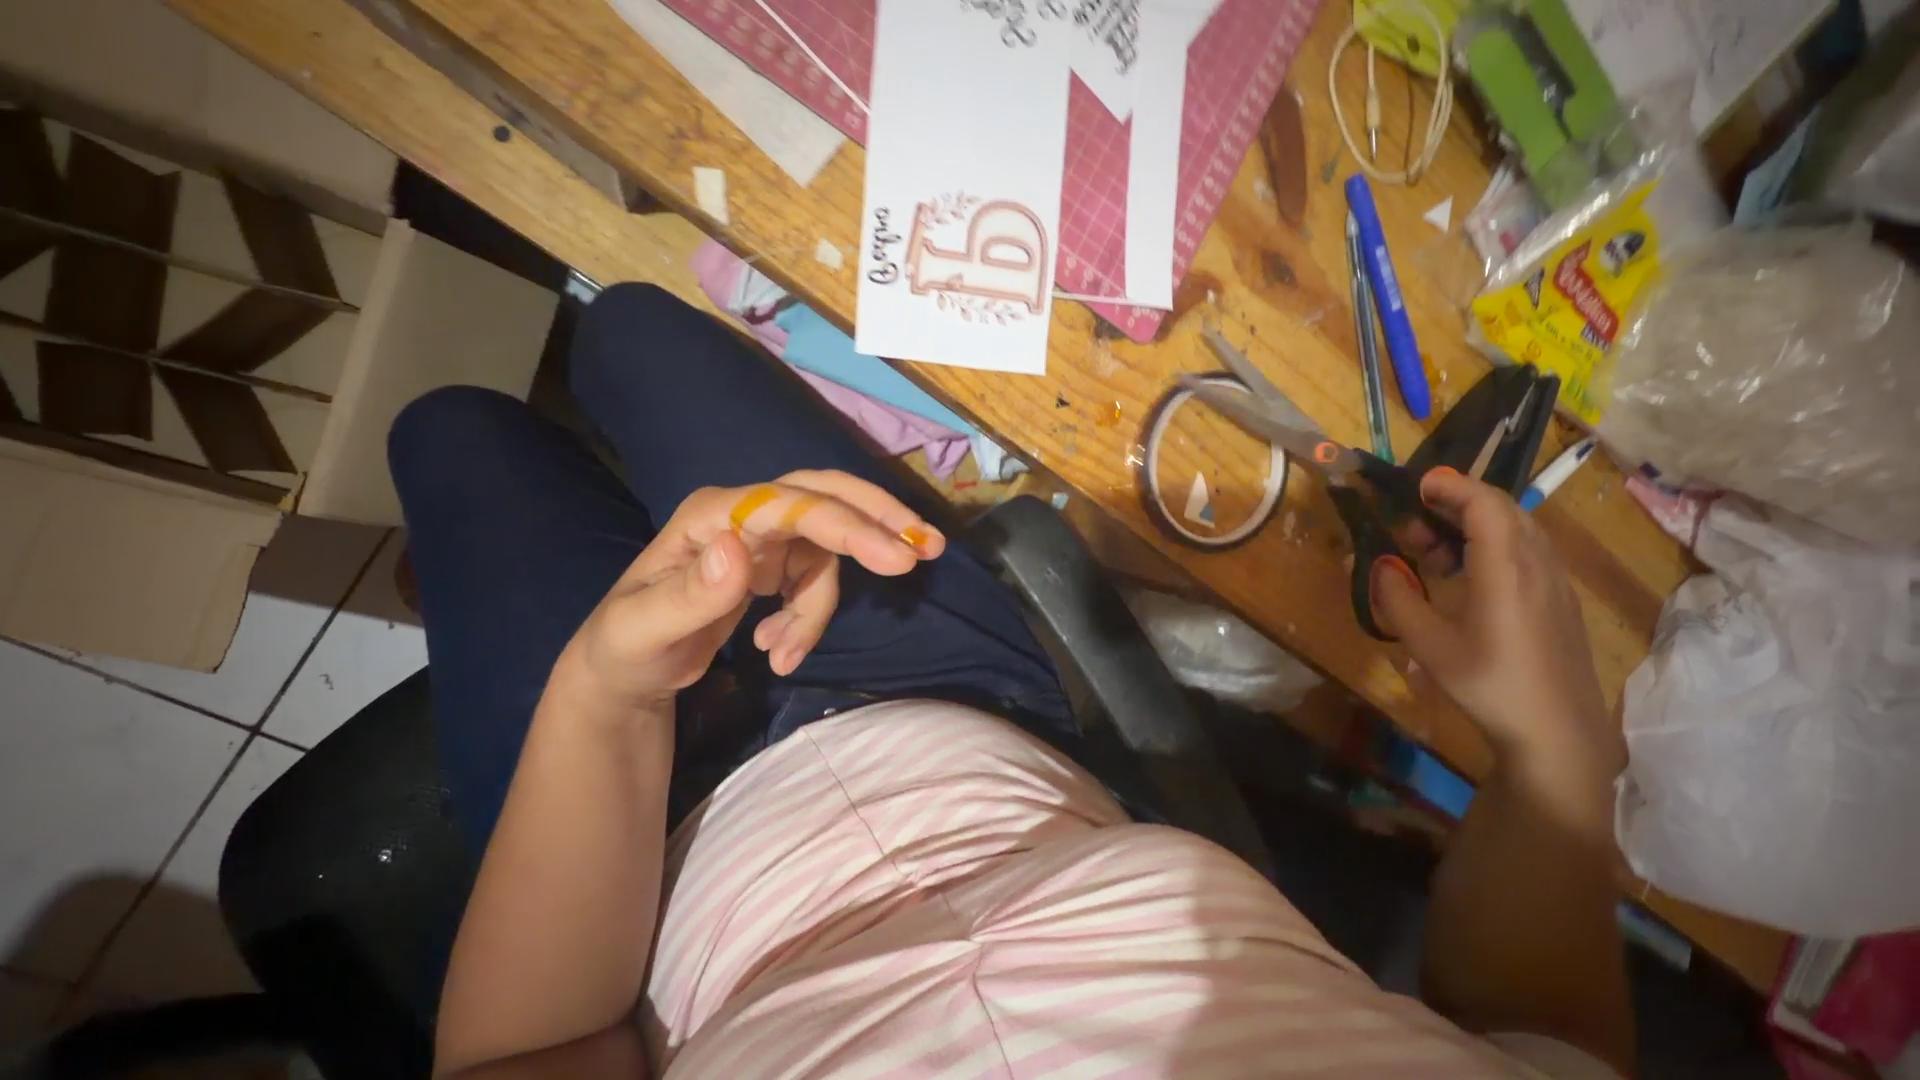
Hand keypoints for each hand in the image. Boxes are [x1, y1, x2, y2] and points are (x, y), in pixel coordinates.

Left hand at [557, 470, 943, 714]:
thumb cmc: (626, 647)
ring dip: (820, 609)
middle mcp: (743, 514)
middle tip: (928, 549)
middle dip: (877, 520)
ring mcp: (762, 539)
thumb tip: (738, 550)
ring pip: (826, 556)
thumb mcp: (642, 629)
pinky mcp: (773, 565)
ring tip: (785, 657)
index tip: (899, 559)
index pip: (794, 505)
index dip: (849, 526)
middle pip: (825, 497)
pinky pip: (816, 582)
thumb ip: (689, 594)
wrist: (628, 671)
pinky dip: (810, 618)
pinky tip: (778, 650)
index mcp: (714, 514)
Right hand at [1369, 468, 1619, 774]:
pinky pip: (1528, 551)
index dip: (1450, 486)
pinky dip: (1494, 544)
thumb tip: (1379, 566)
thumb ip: (1398, 599)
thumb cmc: (1489, 684)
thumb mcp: (1428, 645)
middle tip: (1413, 515)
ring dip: (1475, 523)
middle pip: (1503, 509)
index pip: (1483, 503)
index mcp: (1506, 568)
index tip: (1414, 484)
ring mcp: (1555, 582)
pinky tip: (1468, 573)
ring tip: (1433, 544)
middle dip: (1456, 501)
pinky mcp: (1560, 600)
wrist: (1558, 732)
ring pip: (1518, 529)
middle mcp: (1536, 564)